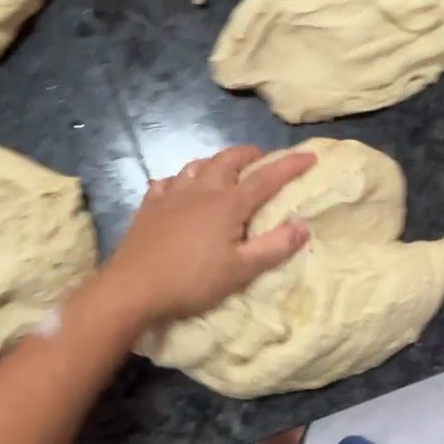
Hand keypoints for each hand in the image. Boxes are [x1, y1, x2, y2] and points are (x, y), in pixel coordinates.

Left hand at [95, 146, 315, 326]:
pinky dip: (181, 179)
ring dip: (216, 162)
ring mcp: (171, 196)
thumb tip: (302, 228)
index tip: (310, 157)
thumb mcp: (240, 271)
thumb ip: (274, 248)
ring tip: (224, 168)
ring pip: (197, 166)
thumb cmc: (192, 281)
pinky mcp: (149, 207)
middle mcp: (201, 191)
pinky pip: (167, 182)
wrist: (133, 288)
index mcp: (227, 205)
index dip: (289, 166)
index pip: (266, 178)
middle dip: (249, 155)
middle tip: (261, 159)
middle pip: (228, 161)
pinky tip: (179, 187)